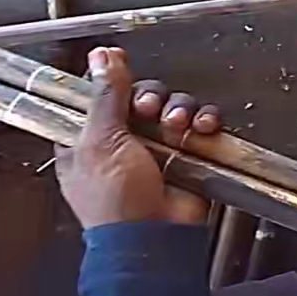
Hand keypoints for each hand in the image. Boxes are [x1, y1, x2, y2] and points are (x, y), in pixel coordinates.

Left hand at [54, 47, 220, 228]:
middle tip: (151, 110)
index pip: (102, 92)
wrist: (154, 239)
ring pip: (175, 105)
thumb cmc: (115, 200)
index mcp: (91, 136)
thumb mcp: (100, 141)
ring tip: (177, 126)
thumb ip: (105, 95)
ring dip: (180, 109)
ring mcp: (159, 146)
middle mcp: (125, 138)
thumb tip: (102, 56)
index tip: (121, 68)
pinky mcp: (189, 153)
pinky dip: (205, 121)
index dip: (112, 79)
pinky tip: (202, 128)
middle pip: (143, 94)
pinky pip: (201, 123)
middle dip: (151, 98)